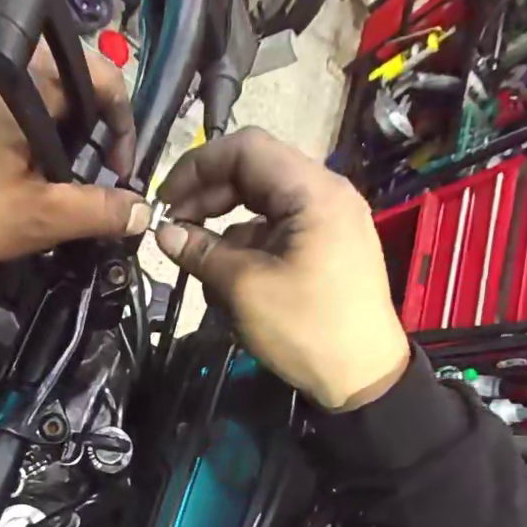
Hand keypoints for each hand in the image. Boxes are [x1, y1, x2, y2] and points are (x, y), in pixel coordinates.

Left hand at [0, 43, 146, 259]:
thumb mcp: (41, 214)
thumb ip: (98, 211)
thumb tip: (142, 211)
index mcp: (38, 78)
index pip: (110, 81)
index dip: (125, 129)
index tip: (120, 173)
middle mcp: (18, 69)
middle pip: (83, 95)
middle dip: (97, 143)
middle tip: (94, 186)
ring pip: (54, 110)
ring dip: (69, 149)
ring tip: (64, 191)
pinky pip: (26, 118)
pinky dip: (41, 147)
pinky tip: (33, 182)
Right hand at [154, 128, 409, 410]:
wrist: (364, 377)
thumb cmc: (306, 329)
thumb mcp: (244, 289)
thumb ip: (200, 251)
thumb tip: (163, 232)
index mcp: (312, 191)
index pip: (246, 149)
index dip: (197, 166)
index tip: (165, 200)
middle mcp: (323, 194)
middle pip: (253, 172)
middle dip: (207, 197)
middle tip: (173, 229)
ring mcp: (327, 220)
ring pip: (261, 205)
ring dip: (223, 227)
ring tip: (196, 260)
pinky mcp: (324, 246)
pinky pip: (276, 231)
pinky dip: (246, 246)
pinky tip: (227, 279)